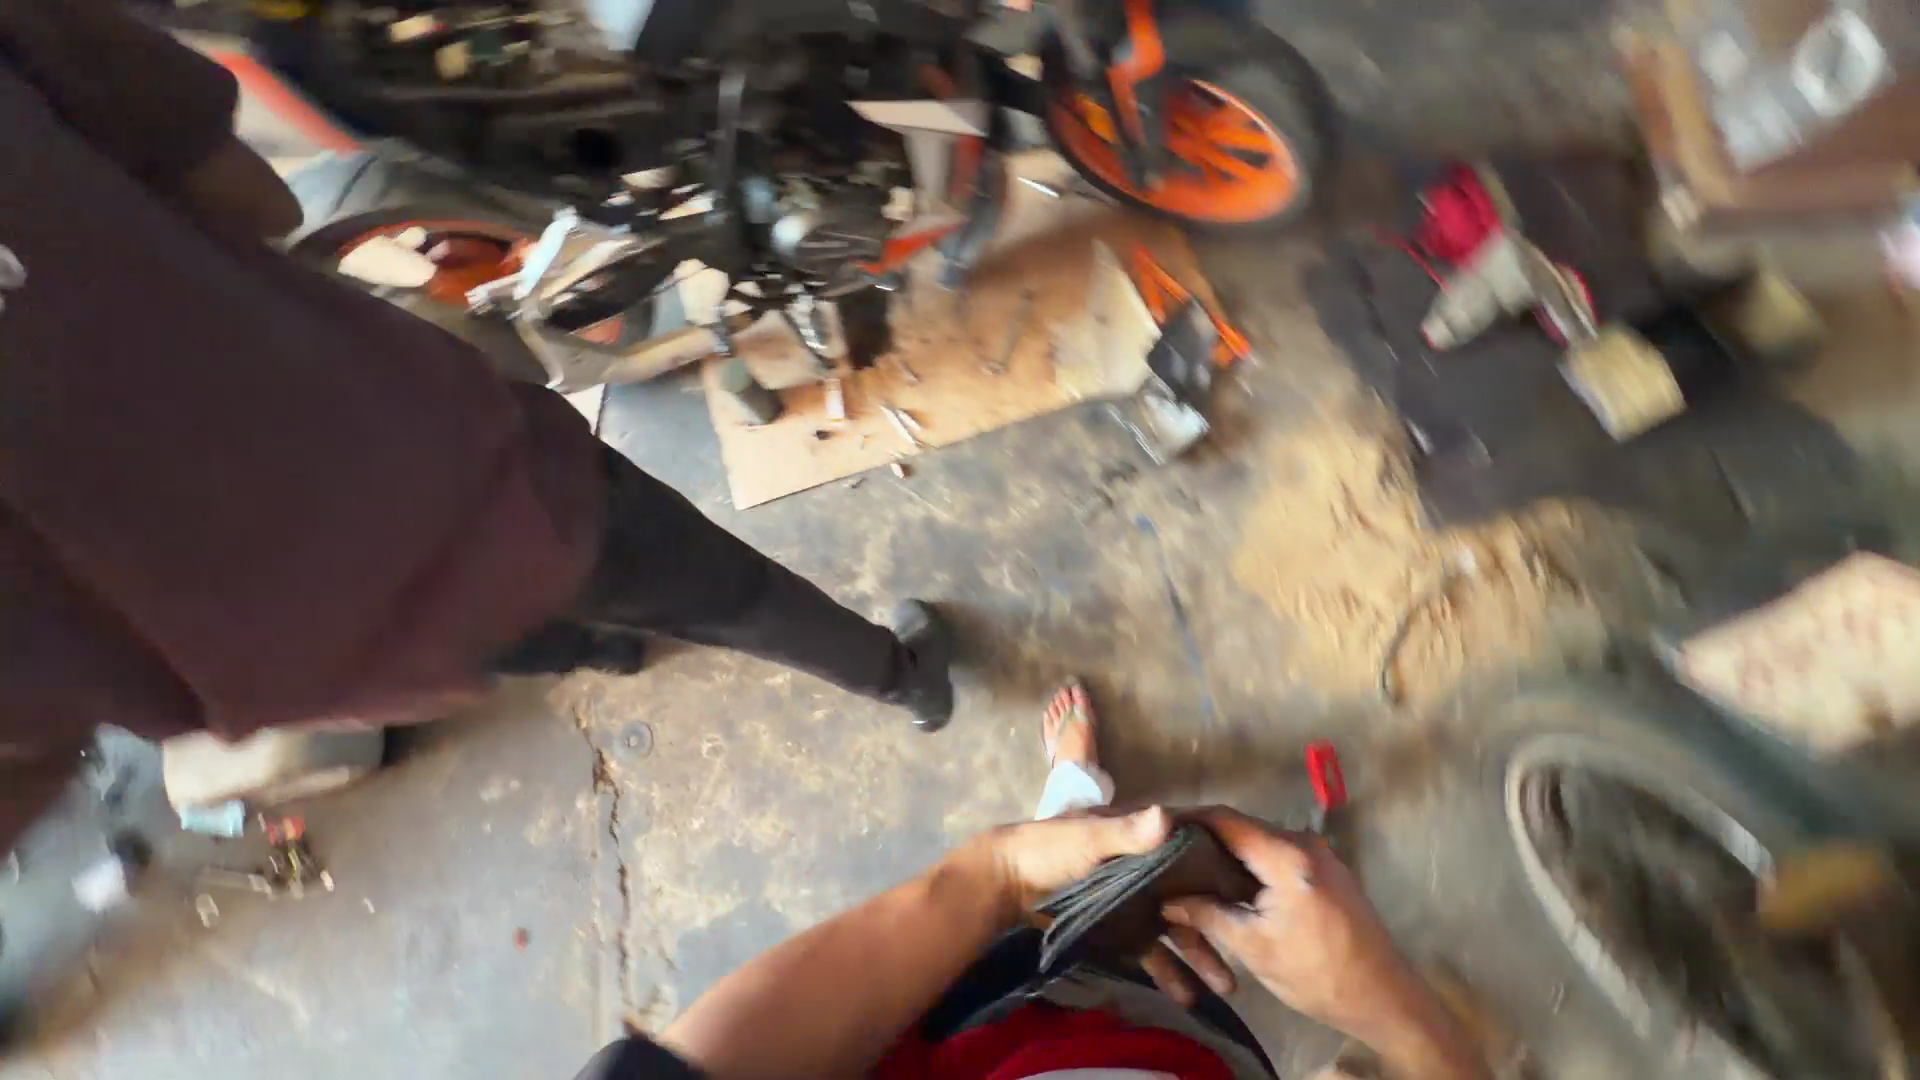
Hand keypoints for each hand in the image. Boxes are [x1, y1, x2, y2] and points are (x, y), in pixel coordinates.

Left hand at [966, 807, 1239, 1006]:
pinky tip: (1186, 995)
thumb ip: (1127, 832)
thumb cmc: (1048, 847)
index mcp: (1139, 837)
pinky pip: (1149, 950)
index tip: (1255, 888)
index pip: (1190, 848)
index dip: (1220, 866)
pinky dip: (1167, 970)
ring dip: (1198, 954)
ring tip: (1227, 987)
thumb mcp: (1087, 837)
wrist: (1007, 881)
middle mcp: (1144, 867)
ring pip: (1174, 927)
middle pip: (1190, 895)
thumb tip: (1168, 816)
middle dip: (1219, 922)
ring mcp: (1132, 900)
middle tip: (1250, 952)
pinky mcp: (1118, 929)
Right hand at [1160, 809, 1433, 1046]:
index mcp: (1286, 856)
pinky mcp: (1323, 868)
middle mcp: (1302, 842)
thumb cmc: (1320, 976)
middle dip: (1200, 836)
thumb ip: (1207, 915)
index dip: (1186, 818)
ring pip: (1255, 839)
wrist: (1390, 1002)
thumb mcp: (1255, 948)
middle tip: (1163, 850)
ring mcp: (1317, 853)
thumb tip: (1165, 900)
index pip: (1224, 818)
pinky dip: (1246, 862)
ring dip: (1223, 850)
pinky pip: (1273, 852)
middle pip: (1239, 825)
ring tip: (1186, 866)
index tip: (1153, 828)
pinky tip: (1224, 881)